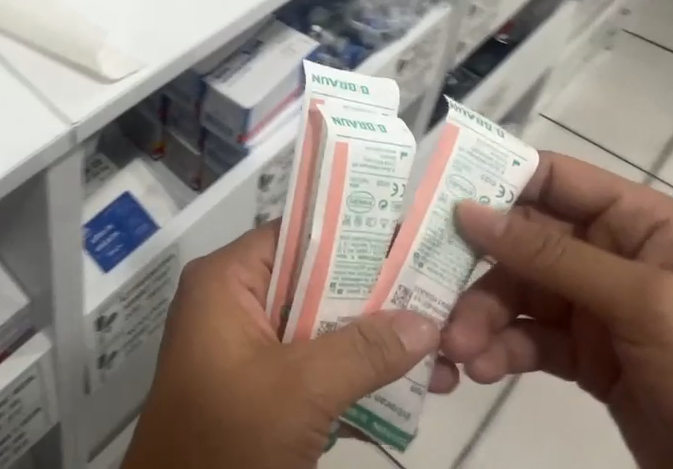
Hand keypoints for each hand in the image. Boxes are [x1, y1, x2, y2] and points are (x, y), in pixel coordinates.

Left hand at [122, 222, 439, 468]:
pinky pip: (313, 371)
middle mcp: (233, 303)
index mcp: (226, 282)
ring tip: (447, 357)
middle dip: (378, 300)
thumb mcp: (300, 389)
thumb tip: (426, 320)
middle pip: (313, 284)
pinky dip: (356, 381)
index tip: (412, 243)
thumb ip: (361, 350)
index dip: (352, 238)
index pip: (294, 238)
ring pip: (319, 331)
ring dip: (376, 347)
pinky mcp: (259, 391)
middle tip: (444, 304)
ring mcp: (245, 349)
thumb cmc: (228, 434)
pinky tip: (416, 394)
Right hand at [441, 153, 672, 468]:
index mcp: (643, 224)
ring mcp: (596, 306)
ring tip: (457, 350)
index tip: (434, 197)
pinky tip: (479, 369)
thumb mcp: (645, 306)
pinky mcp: (583, 354)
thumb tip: (466, 209)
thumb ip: (553, 255)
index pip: (553, 178)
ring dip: (478, 315)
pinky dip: (496, 348)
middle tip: (428, 287)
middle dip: (474, 266)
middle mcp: (613, 254)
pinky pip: (521, 335)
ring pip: (512, 290)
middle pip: (519, 238)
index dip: (494, 179)